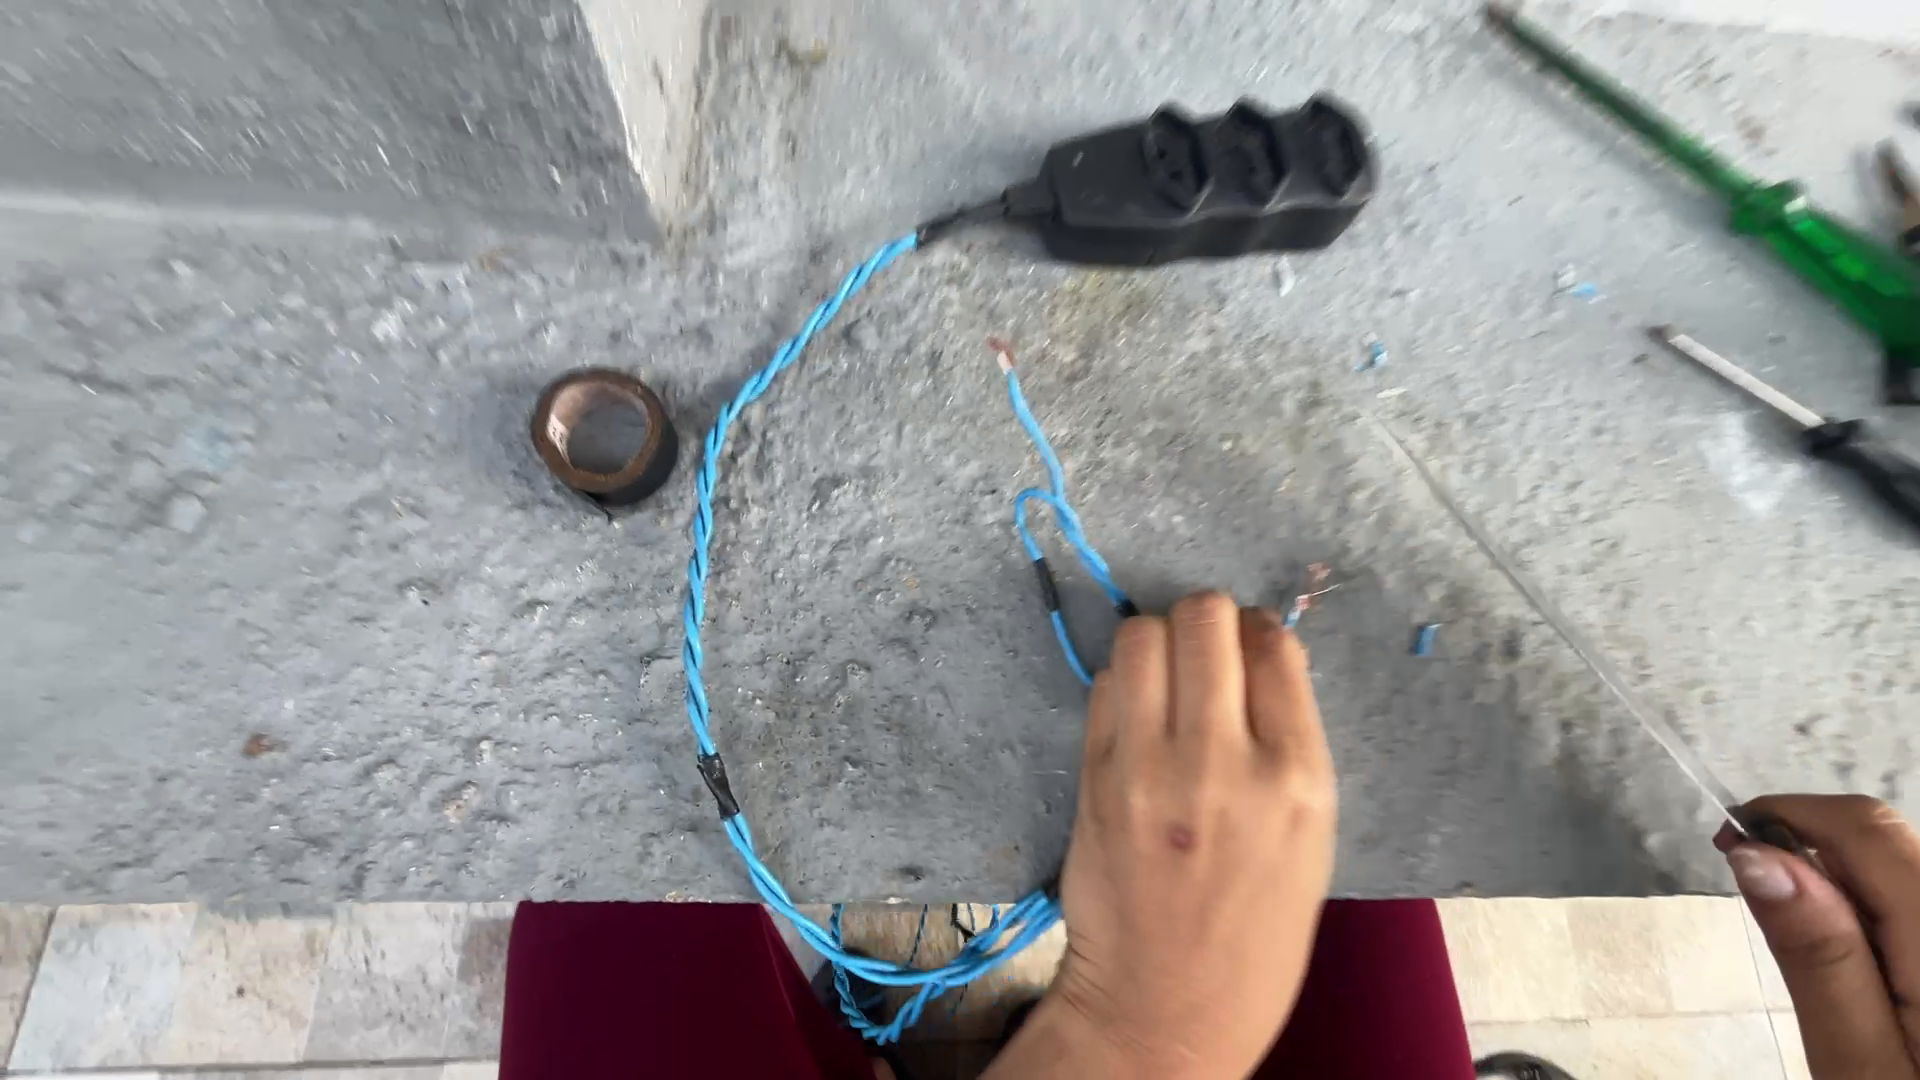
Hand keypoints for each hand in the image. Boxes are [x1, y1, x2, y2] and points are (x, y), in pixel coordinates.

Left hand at [987, 592, 1337, 1078]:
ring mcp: (1148, 763)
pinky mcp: (1093, 771)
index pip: (1272, 642)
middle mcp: (1222, 758)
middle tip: (1200, 647)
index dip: (1255, 628)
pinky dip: (1122, 681)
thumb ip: (1287, 733)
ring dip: (1155, 640)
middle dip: (1202, 616)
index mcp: (1297, 777)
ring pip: (1140, 633)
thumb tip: (1259, 644)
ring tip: (1164, 677)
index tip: (1244, 643)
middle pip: (1201, 616)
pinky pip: (1104, 682)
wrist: (1165, 1002)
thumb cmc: (1256, 924)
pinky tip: (1135, 714)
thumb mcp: (1308, 832)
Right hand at [1720, 795, 1919, 1078]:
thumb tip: (1753, 854)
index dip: (1784, 815)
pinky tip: (1875, 961)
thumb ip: (1817, 954)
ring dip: (1848, 882)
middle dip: (1812, 850)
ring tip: (1823, 946)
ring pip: (1912, 869)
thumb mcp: (1860, 1061)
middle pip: (1893, 842)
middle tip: (1765, 902)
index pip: (1866, 829)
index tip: (1730, 849)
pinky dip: (1885, 909)